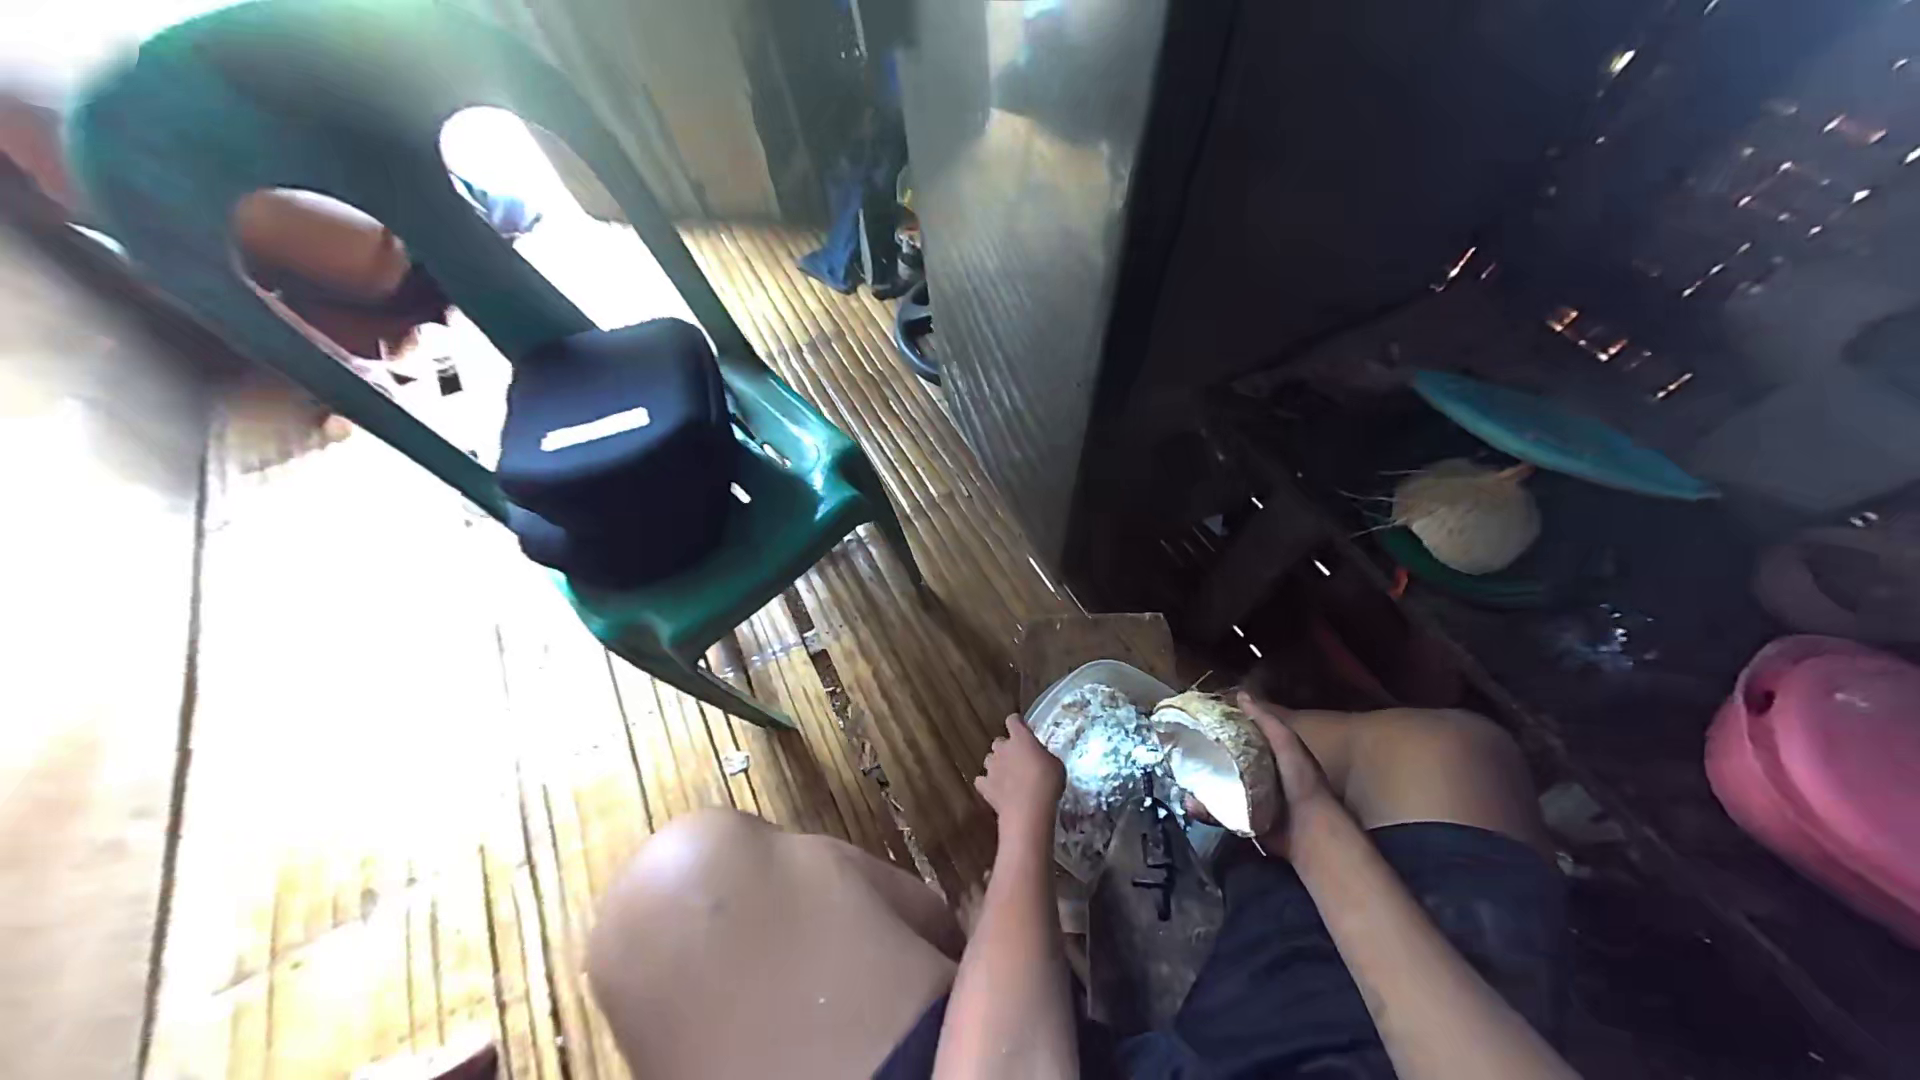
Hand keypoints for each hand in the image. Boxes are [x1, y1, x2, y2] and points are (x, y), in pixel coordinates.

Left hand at [975, 714, 1065, 846]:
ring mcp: (991, 767)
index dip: (1016, 723)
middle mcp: (1002, 748)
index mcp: (1020, 737)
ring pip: (989, 760)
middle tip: (1018, 759)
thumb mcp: (1055, 764)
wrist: (1028, 809)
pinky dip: (987, 784)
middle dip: (1006, 748)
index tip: (1022, 728)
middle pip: (999, 741)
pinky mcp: (984, 786)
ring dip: (996, 765)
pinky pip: (982, 781)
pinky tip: (995, 790)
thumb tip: (1040, 758)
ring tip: (1007, 776)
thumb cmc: (1047, 782)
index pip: (1013, 720)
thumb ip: (1044, 757)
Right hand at [1187, 692, 1339, 857]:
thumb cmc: (1301, 780)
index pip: (1238, 735)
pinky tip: (1190, 804)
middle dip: (1203, 755)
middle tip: (1181, 749)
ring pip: (1216, 785)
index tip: (1197, 720)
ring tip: (1181, 779)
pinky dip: (1204, 808)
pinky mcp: (1242, 819)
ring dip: (1199, 784)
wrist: (1309, 829)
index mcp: (1267, 754)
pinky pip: (1218, 811)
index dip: (1219, 727)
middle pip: (1224, 759)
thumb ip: (1265, 720)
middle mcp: (1256, 774)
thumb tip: (1241, 694)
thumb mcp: (1286, 742)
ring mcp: (1248, 798)